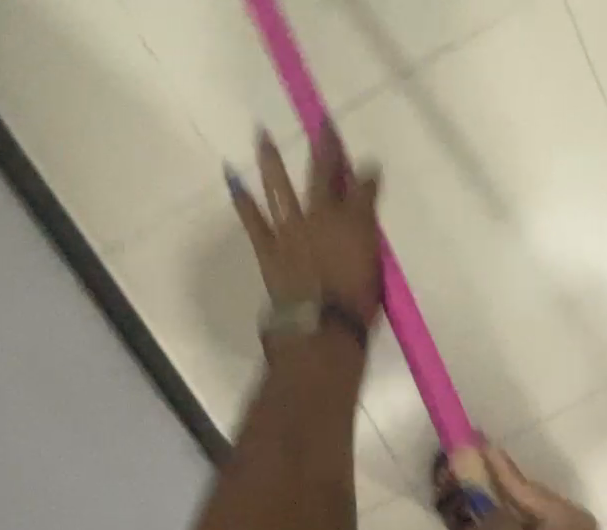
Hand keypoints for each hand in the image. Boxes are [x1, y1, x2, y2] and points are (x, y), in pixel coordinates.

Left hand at [229, 125, 383, 323]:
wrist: (321, 328)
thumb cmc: (358, 307)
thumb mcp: (376, 272)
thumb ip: (368, 244)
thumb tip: (361, 229)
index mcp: (356, 224)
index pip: (364, 189)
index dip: (367, 175)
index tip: (368, 164)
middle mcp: (322, 217)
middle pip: (323, 175)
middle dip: (325, 147)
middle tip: (323, 123)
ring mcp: (291, 229)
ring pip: (281, 186)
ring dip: (272, 160)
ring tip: (262, 135)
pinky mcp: (268, 246)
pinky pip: (252, 219)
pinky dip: (241, 199)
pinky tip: (231, 177)